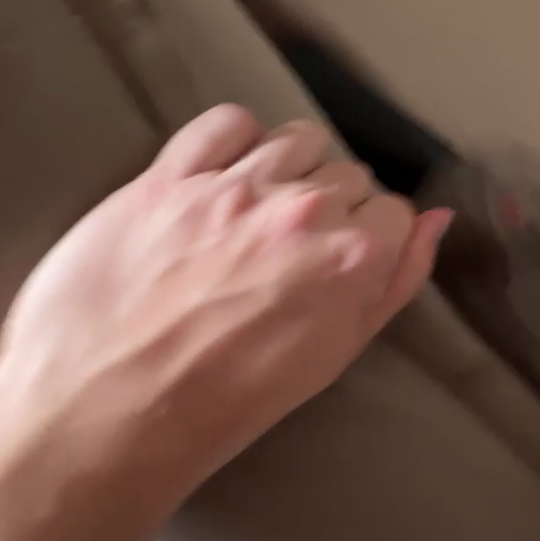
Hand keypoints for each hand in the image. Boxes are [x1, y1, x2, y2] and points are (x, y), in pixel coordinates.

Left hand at [0, 104, 451, 504]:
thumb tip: (437, 219)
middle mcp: (307, 210)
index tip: (343, 260)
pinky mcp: (169, 178)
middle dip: (335, 206)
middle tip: (296, 247)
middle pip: (351, 175)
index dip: (373, 236)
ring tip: (263, 206)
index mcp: (356, 254)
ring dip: (296, 168)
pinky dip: (236, 138)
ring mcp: (235, 188)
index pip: (395, 210)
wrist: (101, 418)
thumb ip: (402, 276)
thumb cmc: (234, 397)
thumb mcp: (343, 349)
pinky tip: (226, 172)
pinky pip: (226, 122)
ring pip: (300, 140)